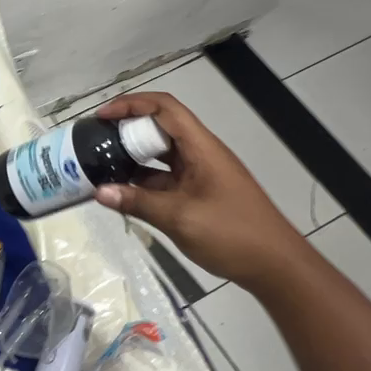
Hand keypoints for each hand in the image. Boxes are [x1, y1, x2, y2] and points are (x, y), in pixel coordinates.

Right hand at [92, 92, 315, 290]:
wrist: (276, 266)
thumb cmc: (233, 234)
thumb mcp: (180, 218)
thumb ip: (138, 202)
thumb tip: (98, 191)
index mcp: (201, 148)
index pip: (164, 108)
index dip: (131, 104)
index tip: (101, 116)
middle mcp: (200, 154)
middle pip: (159, 127)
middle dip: (126, 130)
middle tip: (94, 141)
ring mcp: (200, 174)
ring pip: (160, 154)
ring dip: (132, 156)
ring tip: (100, 164)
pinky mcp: (198, 194)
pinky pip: (164, 178)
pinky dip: (142, 180)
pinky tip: (121, 192)